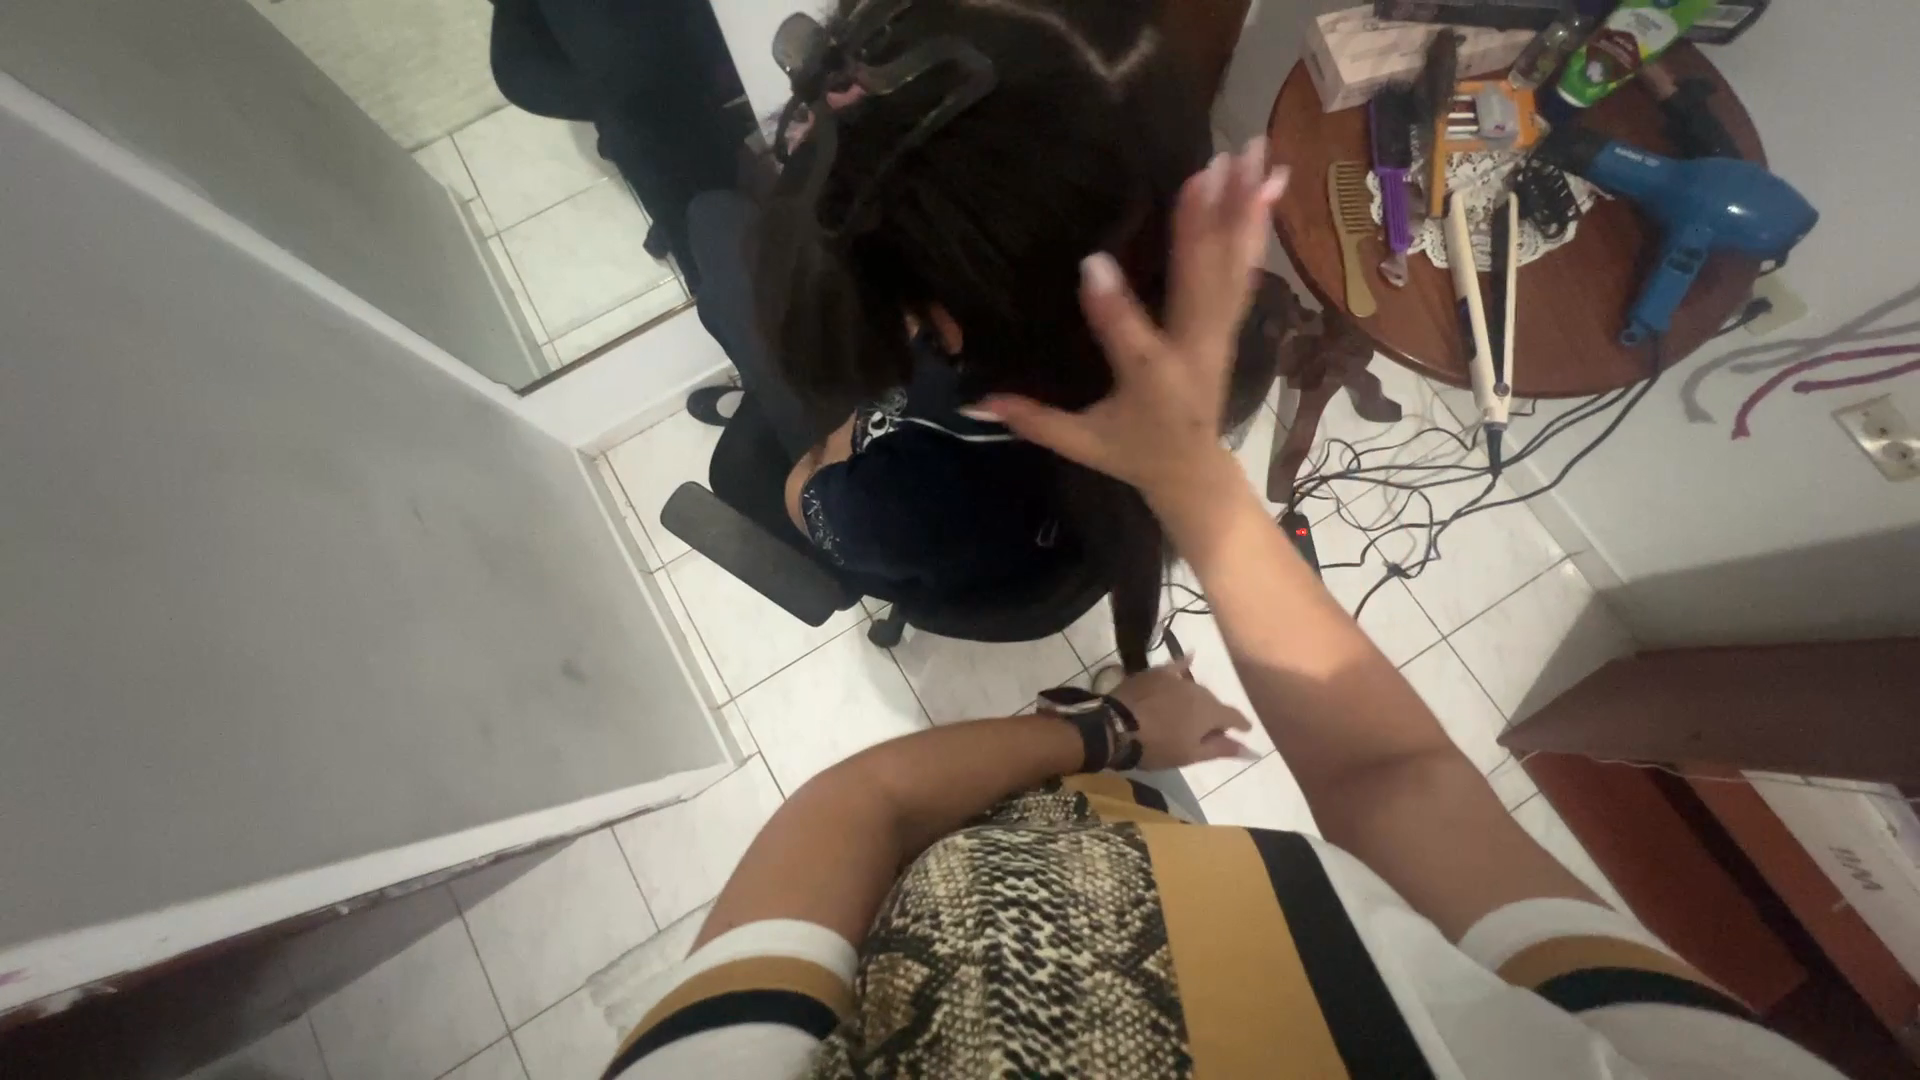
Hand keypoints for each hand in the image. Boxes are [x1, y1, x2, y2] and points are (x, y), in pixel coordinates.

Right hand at [972, 138, 1287, 503]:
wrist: (1192, 471)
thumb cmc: (1131, 454)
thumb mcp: (1080, 442)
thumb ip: (1033, 421)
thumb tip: (974, 403)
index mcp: (1150, 383)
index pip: (1128, 343)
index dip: (1111, 308)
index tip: (1092, 263)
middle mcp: (1192, 353)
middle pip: (1200, 289)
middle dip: (1203, 228)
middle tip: (1208, 167)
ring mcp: (1218, 336)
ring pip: (1232, 271)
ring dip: (1242, 211)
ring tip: (1255, 153)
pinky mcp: (1230, 325)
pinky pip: (1247, 273)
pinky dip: (1257, 229)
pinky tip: (1273, 185)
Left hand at [1111, 655, 1254, 769]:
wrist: (1117, 726)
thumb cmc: (1157, 747)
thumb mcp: (1191, 754)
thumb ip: (1222, 748)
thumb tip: (1251, 749)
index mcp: (1210, 711)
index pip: (1233, 716)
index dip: (1241, 724)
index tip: (1245, 730)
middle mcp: (1197, 689)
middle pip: (1212, 702)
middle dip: (1214, 714)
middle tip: (1209, 729)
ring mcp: (1175, 678)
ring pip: (1194, 687)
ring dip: (1197, 698)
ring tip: (1193, 710)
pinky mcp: (1155, 672)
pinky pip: (1174, 665)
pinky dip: (1183, 663)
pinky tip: (1191, 656)